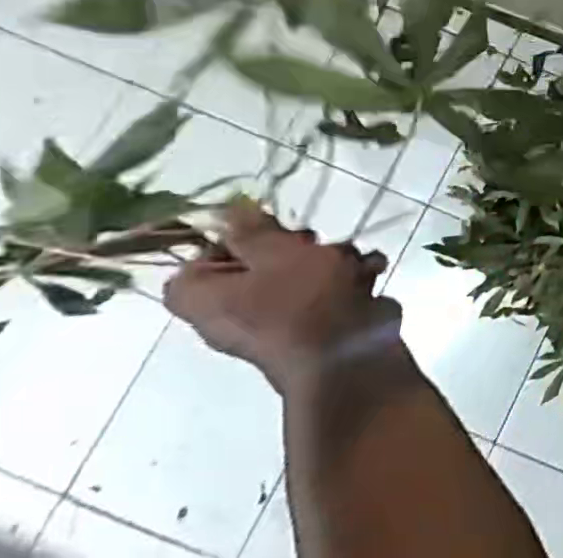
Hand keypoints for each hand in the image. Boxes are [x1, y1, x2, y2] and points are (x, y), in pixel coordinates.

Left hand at [165, 200, 402, 393]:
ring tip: (350, 261)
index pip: (194, 264)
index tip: (263, 232)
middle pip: (255, 264)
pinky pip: (328, 289)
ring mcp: (279, 319)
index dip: (226, 244)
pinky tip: (368, 273)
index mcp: (206, 298)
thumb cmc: (302, 300)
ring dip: (332, 258)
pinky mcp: (317, 322)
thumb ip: (252, 230)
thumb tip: (228, 210)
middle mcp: (234, 312)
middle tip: (310, 242)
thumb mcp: (276, 253)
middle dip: (294, 245)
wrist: (348, 353)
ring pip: (301, 271)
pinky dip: (350, 276)